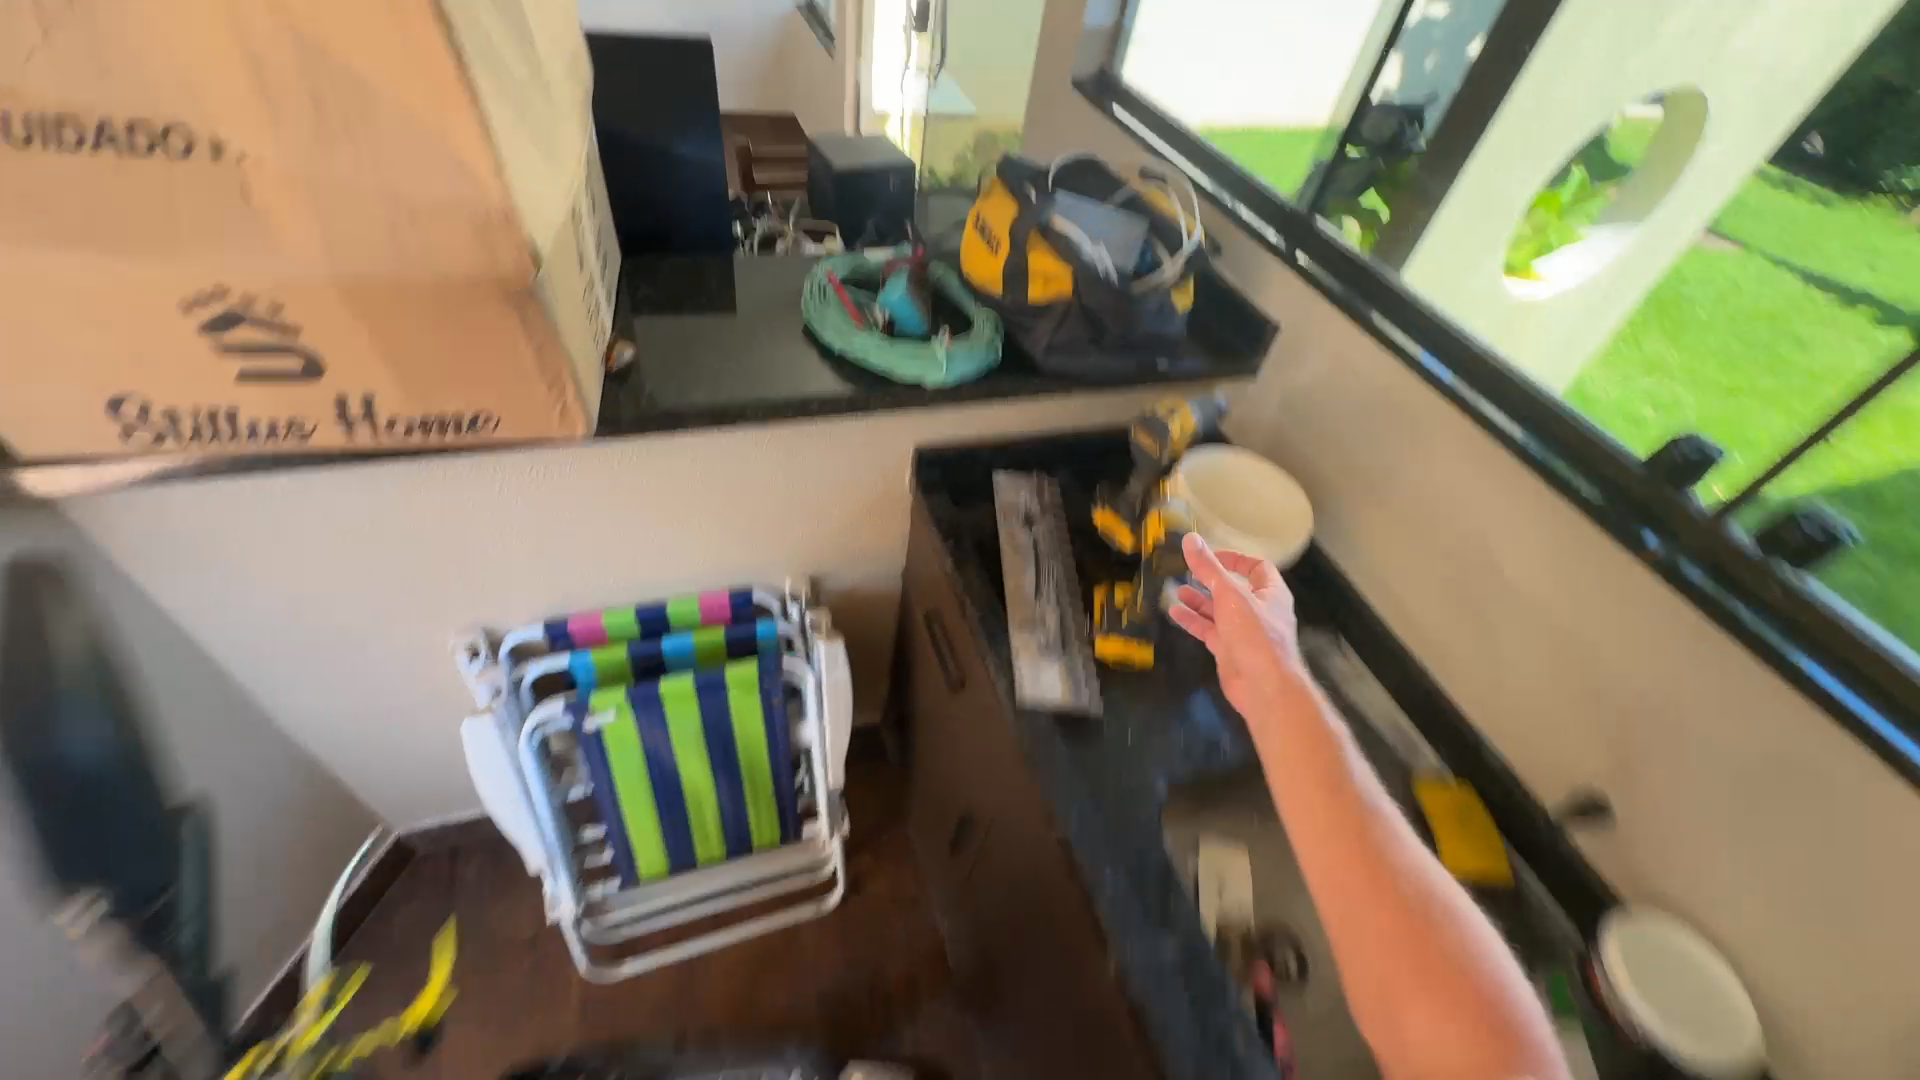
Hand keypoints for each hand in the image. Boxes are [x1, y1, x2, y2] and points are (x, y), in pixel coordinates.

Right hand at [1168, 533, 1306, 726]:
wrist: (1264, 687)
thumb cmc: (1254, 634)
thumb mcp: (1230, 595)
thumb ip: (1209, 568)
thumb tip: (1190, 539)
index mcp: (1270, 593)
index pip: (1257, 568)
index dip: (1235, 559)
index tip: (1211, 556)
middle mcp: (1259, 610)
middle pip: (1233, 589)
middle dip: (1211, 581)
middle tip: (1187, 572)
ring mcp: (1244, 632)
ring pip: (1219, 611)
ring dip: (1199, 600)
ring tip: (1176, 590)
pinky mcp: (1229, 650)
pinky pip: (1209, 630)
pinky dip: (1193, 621)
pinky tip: (1174, 612)